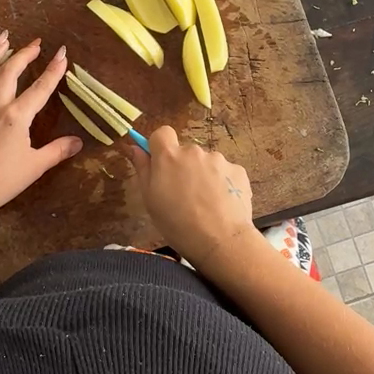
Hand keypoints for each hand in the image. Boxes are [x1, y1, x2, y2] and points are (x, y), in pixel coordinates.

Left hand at [0, 32, 81, 232]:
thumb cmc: (1, 182)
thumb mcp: (35, 167)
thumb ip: (57, 151)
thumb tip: (79, 142)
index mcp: (15, 117)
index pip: (40, 88)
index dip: (54, 70)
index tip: (63, 53)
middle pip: (9, 70)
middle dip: (24, 53)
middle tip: (37, 43)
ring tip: (4, 38)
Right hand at [124, 126, 255, 265]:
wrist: (220, 241)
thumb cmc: (177, 224)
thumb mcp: (150, 200)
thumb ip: (143, 169)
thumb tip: (135, 148)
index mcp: (169, 156)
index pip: (162, 133)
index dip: (160, 146)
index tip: (161, 164)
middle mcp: (194, 151)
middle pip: (185, 151)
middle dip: (184, 167)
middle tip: (184, 195)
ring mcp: (219, 160)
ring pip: (206, 163)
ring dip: (204, 176)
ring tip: (205, 204)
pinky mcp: (238, 170)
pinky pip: (225, 173)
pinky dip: (223, 184)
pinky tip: (221, 205)